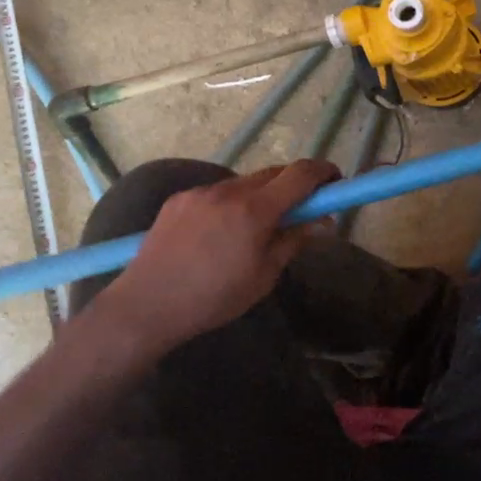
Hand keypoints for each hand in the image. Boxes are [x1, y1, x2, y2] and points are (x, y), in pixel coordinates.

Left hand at [97, 160, 339, 351]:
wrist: (144, 308)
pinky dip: (231, 202)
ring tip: (257, 226)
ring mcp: (201, 192)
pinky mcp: (179, 200)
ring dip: (262, 194)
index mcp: (256, 210)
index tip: (336, 181)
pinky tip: (222, 231)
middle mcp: (230, 190)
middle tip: (302, 209)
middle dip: (294, 184)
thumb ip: (295, 240)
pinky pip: (217, 192)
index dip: (324, 172)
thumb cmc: (213, 298)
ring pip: (245, 182)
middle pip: (275, 173)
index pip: (301, 173)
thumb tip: (323, 220)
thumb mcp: (264, 274)